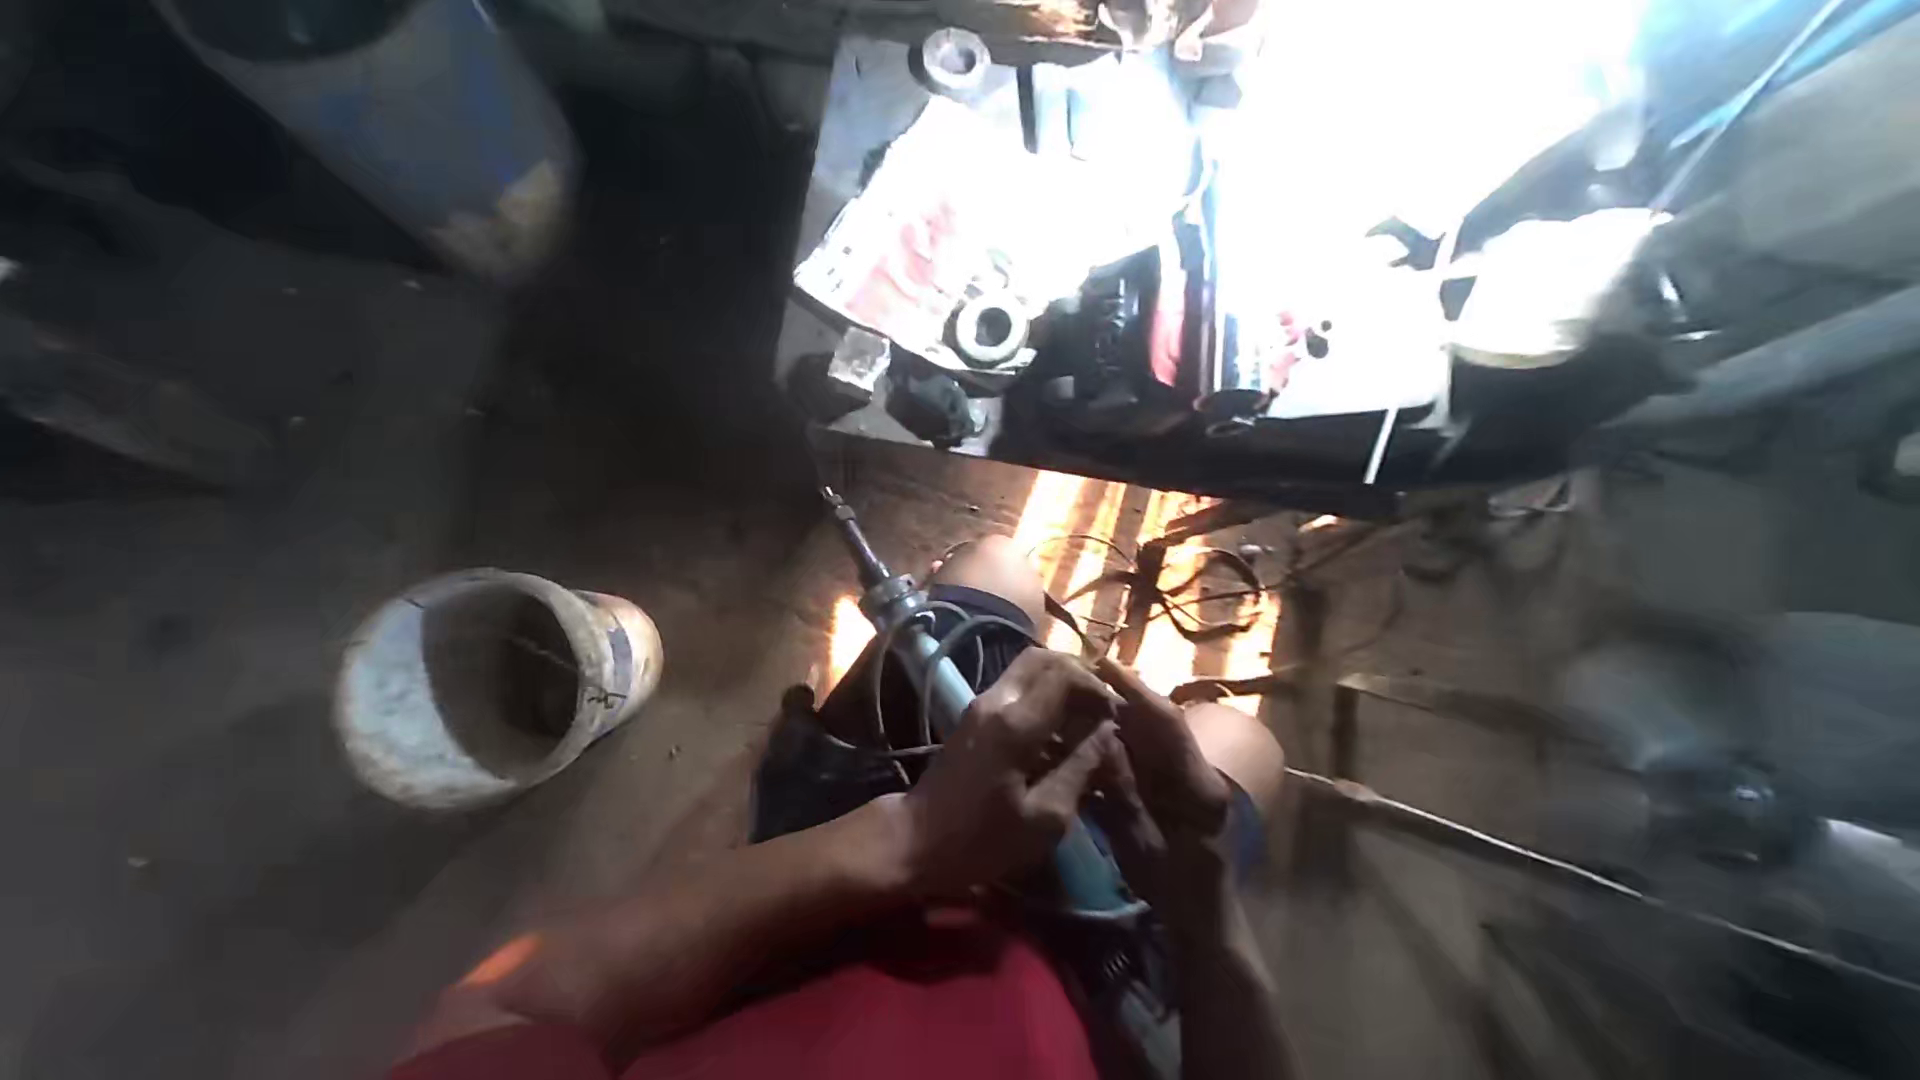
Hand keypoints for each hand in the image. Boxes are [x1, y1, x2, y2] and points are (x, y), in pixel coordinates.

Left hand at [887, 649, 1124, 897]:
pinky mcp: (974, 714)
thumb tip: (1106, 734)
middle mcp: (996, 700)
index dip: (1095, 687)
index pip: (1063, 675)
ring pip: (1027, 668)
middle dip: (1078, 674)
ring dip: (1059, 682)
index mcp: (1015, 723)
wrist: (917, 839)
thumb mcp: (1045, 818)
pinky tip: (1057, 729)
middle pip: (1042, 658)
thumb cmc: (982, 838)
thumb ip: (1080, 769)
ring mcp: (981, 703)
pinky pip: (1015, 686)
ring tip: (1083, 717)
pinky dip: (1042, 694)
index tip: (1114, 714)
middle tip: (1100, 706)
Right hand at [1088, 659, 1235, 909]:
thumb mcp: (1140, 842)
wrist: (1202, 918)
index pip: (1168, 723)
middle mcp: (1198, 769)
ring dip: (1118, 713)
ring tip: (1080, 696)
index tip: (1104, 664)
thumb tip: (1100, 736)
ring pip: (1152, 733)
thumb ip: (1122, 788)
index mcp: (1198, 784)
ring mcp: (1189, 774)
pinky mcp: (1177, 781)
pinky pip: (1147, 749)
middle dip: (1121, 696)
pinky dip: (1121, 737)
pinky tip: (1093, 731)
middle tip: (1080, 676)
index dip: (1135, 689)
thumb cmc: (1173, 888)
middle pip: (1159, 721)